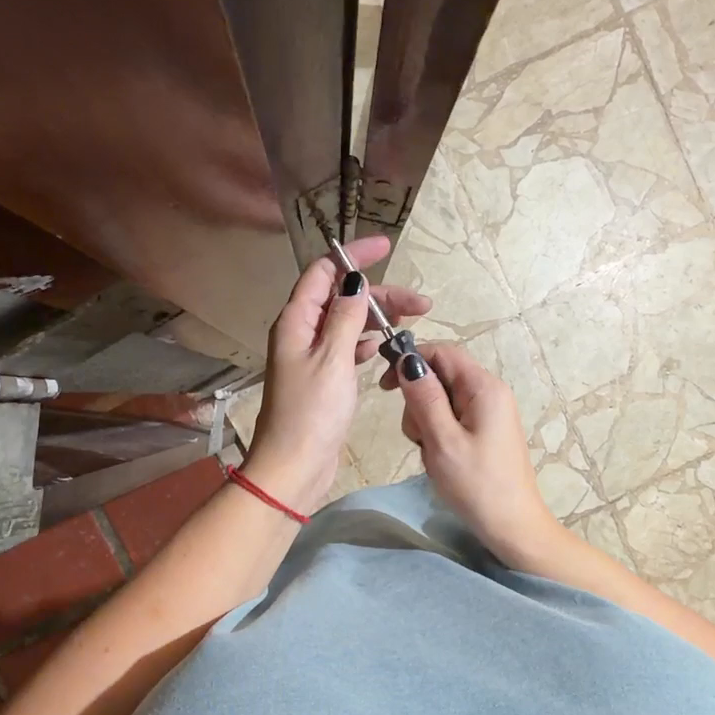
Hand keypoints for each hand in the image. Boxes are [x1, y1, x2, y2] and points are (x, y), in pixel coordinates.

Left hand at [243, 236, 430, 514]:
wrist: (294, 467)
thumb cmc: (312, 413)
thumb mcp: (333, 359)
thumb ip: (345, 317)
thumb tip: (356, 281)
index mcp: (296, 321)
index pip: (323, 272)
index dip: (354, 256)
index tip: (387, 248)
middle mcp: (300, 333)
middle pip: (341, 297)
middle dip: (379, 294)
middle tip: (420, 305)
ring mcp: (311, 357)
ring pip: (347, 323)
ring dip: (377, 319)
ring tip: (410, 326)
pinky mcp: (323, 379)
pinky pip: (347, 348)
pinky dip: (367, 343)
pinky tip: (385, 350)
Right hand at [383, 342, 568, 568]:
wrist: (512, 526)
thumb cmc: (477, 485)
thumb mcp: (443, 441)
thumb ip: (424, 398)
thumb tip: (407, 360)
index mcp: (484, 388)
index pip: (442, 352)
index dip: (411, 361)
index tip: (385, 387)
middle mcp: (489, 393)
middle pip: (440, 376)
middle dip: (418, 402)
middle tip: (420, 437)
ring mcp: (488, 414)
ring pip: (441, 401)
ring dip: (426, 424)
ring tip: (433, 455)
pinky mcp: (484, 432)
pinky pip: (451, 420)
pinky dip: (438, 436)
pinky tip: (441, 460)